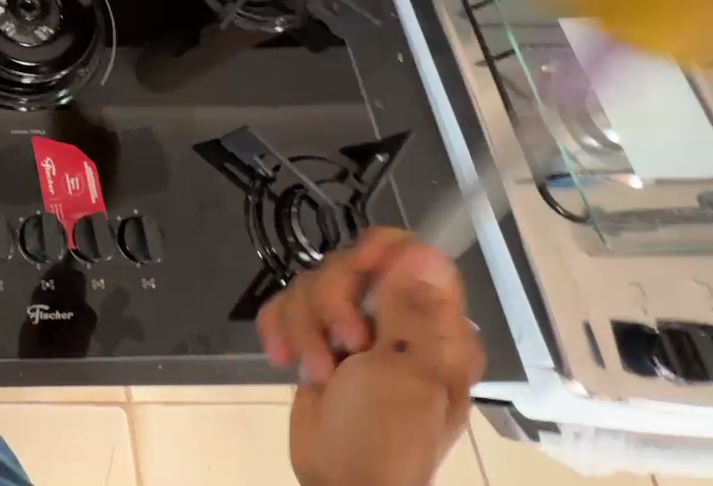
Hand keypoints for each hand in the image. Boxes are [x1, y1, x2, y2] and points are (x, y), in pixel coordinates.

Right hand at [256, 229, 484, 485]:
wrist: (339, 480)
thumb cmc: (384, 435)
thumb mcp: (405, 373)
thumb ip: (409, 310)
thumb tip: (423, 250)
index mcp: (433, 327)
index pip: (412, 255)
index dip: (378, 253)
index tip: (356, 271)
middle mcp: (394, 320)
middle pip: (349, 265)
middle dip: (331, 300)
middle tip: (343, 340)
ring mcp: (353, 329)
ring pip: (310, 284)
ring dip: (303, 325)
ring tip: (317, 369)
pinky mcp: (315, 338)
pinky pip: (284, 306)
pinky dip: (279, 330)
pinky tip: (284, 358)